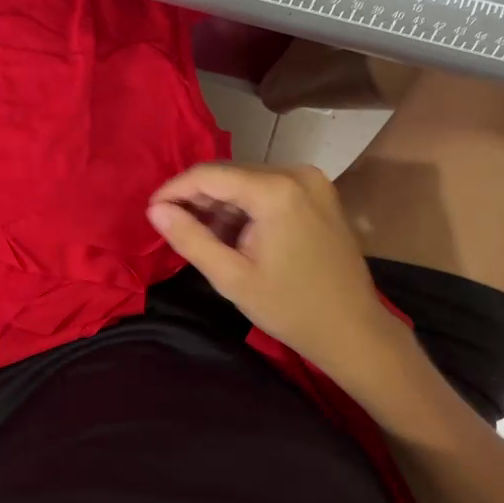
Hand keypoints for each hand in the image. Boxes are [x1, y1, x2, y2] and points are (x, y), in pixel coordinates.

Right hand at [148, 163, 396, 364]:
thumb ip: (190, 239)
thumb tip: (155, 211)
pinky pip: (269, 188)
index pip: (209, 175)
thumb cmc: (290, 308)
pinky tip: (234, 235)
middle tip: (174, 228)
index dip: (174, 190)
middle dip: (198, 197)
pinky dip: (246, 206)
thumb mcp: (231, 277)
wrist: (352, 329)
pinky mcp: (319, 193)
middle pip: (229, 173)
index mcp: (276, 190)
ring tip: (204, 237)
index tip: (151, 212)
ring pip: (247, 180)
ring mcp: (312, 181)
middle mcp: (296, 173)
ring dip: (221, 203)